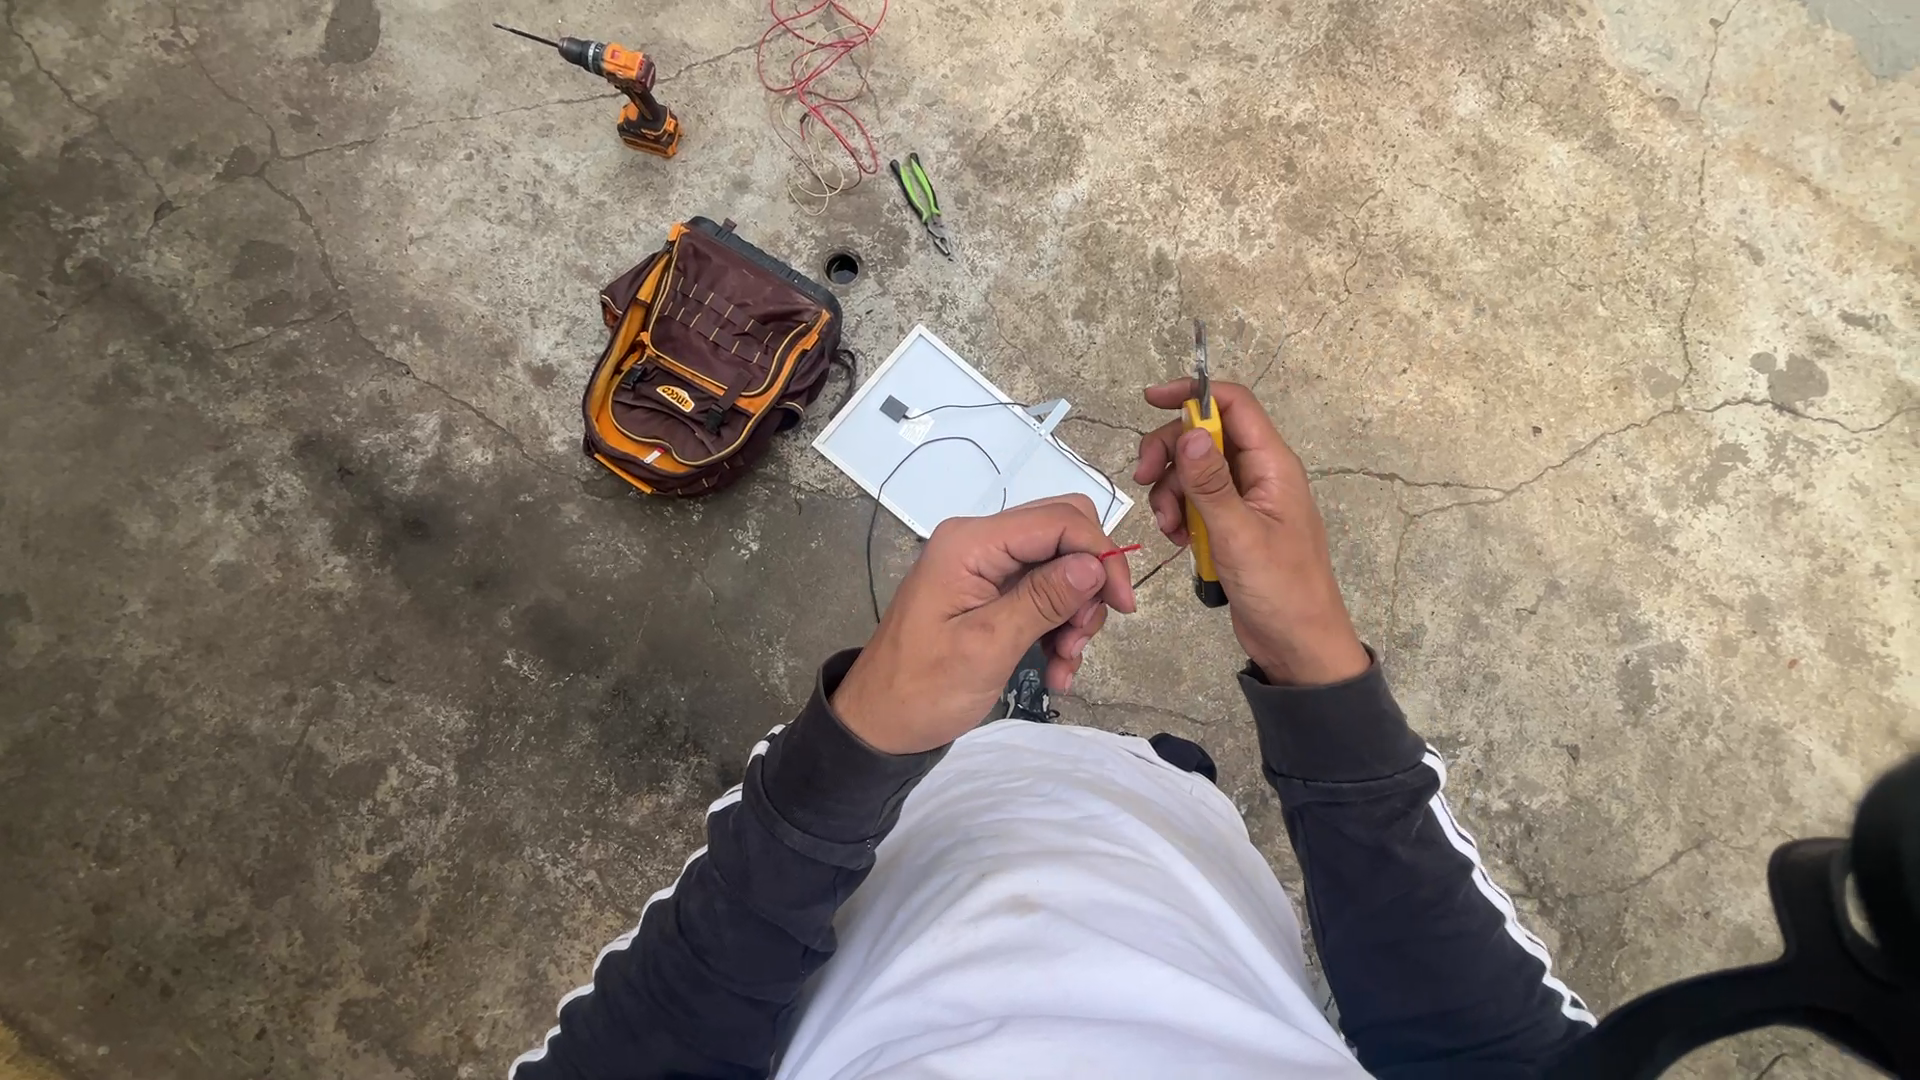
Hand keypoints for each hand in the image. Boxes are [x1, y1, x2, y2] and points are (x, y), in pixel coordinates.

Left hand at [831, 496, 1137, 754]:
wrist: (880, 723)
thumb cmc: (923, 689)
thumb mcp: (987, 646)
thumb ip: (1042, 600)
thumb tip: (1094, 565)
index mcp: (971, 542)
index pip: (1058, 520)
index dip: (1100, 554)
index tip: (1122, 606)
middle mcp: (978, 541)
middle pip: (1062, 533)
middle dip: (1087, 583)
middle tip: (1083, 635)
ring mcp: (984, 566)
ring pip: (1059, 565)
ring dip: (1074, 613)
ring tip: (1064, 663)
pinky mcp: (989, 590)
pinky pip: (1042, 593)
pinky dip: (1057, 627)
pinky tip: (1056, 669)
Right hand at [1133, 379, 1368, 686]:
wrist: (1296, 643)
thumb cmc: (1280, 589)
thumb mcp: (1238, 535)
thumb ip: (1210, 483)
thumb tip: (1188, 432)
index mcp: (1272, 465)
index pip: (1233, 405)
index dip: (1193, 394)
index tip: (1151, 400)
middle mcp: (1257, 474)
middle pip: (1203, 436)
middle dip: (1169, 453)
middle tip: (1144, 480)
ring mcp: (1242, 500)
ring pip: (1192, 470)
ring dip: (1170, 492)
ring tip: (1169, 527)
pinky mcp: (1229, 524)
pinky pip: (1193, 502)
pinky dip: (1177, 515)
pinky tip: (1177, 541)